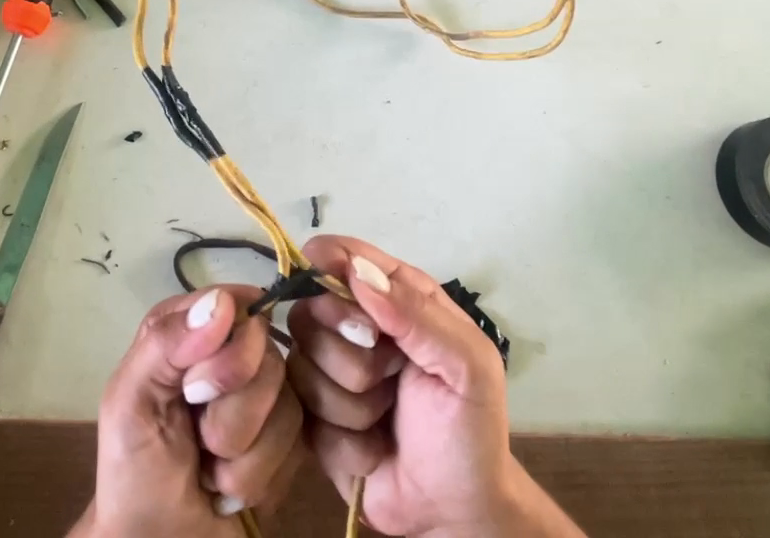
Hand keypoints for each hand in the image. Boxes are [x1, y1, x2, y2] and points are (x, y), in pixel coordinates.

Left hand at [69, 286, 303, 537]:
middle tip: (197, 440)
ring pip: (287, 403)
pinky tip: (232, 485)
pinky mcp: (289, 436)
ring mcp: (263, 394)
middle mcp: (230, 352)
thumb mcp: (130, 401)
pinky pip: (300, 441)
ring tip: (210, 470)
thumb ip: (166, 344)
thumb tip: (221, 302)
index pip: (236, 305)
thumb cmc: (135, 470)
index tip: (194, 390)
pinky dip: (260, 475)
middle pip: (266, 357)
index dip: (227, 351)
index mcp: (188, 329)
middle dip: (231, 414)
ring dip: (243, 453)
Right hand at [289, 237, 585, 537]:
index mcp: (398, 300)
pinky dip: (342, 432)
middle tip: (391, 371)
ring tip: (387, 416)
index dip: (327, 259)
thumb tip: (356, 271)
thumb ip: (416, 313)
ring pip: (303, 362)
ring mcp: (329, 371)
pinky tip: (371, 446)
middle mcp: (357, 328)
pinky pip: (300, 408)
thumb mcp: (466, 364)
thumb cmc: (469, 429)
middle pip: (312, 310)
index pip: (348, 258)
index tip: (314, 264)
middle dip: (351, 349)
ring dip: (352, 399)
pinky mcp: (311, 415)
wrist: (453, 511)